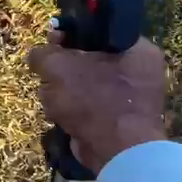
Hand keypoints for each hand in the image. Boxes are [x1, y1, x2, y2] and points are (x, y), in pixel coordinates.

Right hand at [26, 32, 168, 172]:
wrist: (116, 151)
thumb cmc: (92, 99)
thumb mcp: (57, 66)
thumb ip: (43, 53)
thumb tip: (39, 55)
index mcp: (138, 48)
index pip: (97, 30)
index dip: (69, 34)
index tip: (51, 44)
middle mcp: (142, 70)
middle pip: (89, 58)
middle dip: (63, 69)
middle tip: (50, 76)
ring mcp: (136, 96)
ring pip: (86, 82)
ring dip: (64, 91)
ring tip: (55, 101)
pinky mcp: (124, 118)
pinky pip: (91, 103)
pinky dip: (75, 108)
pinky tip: (64, 115)